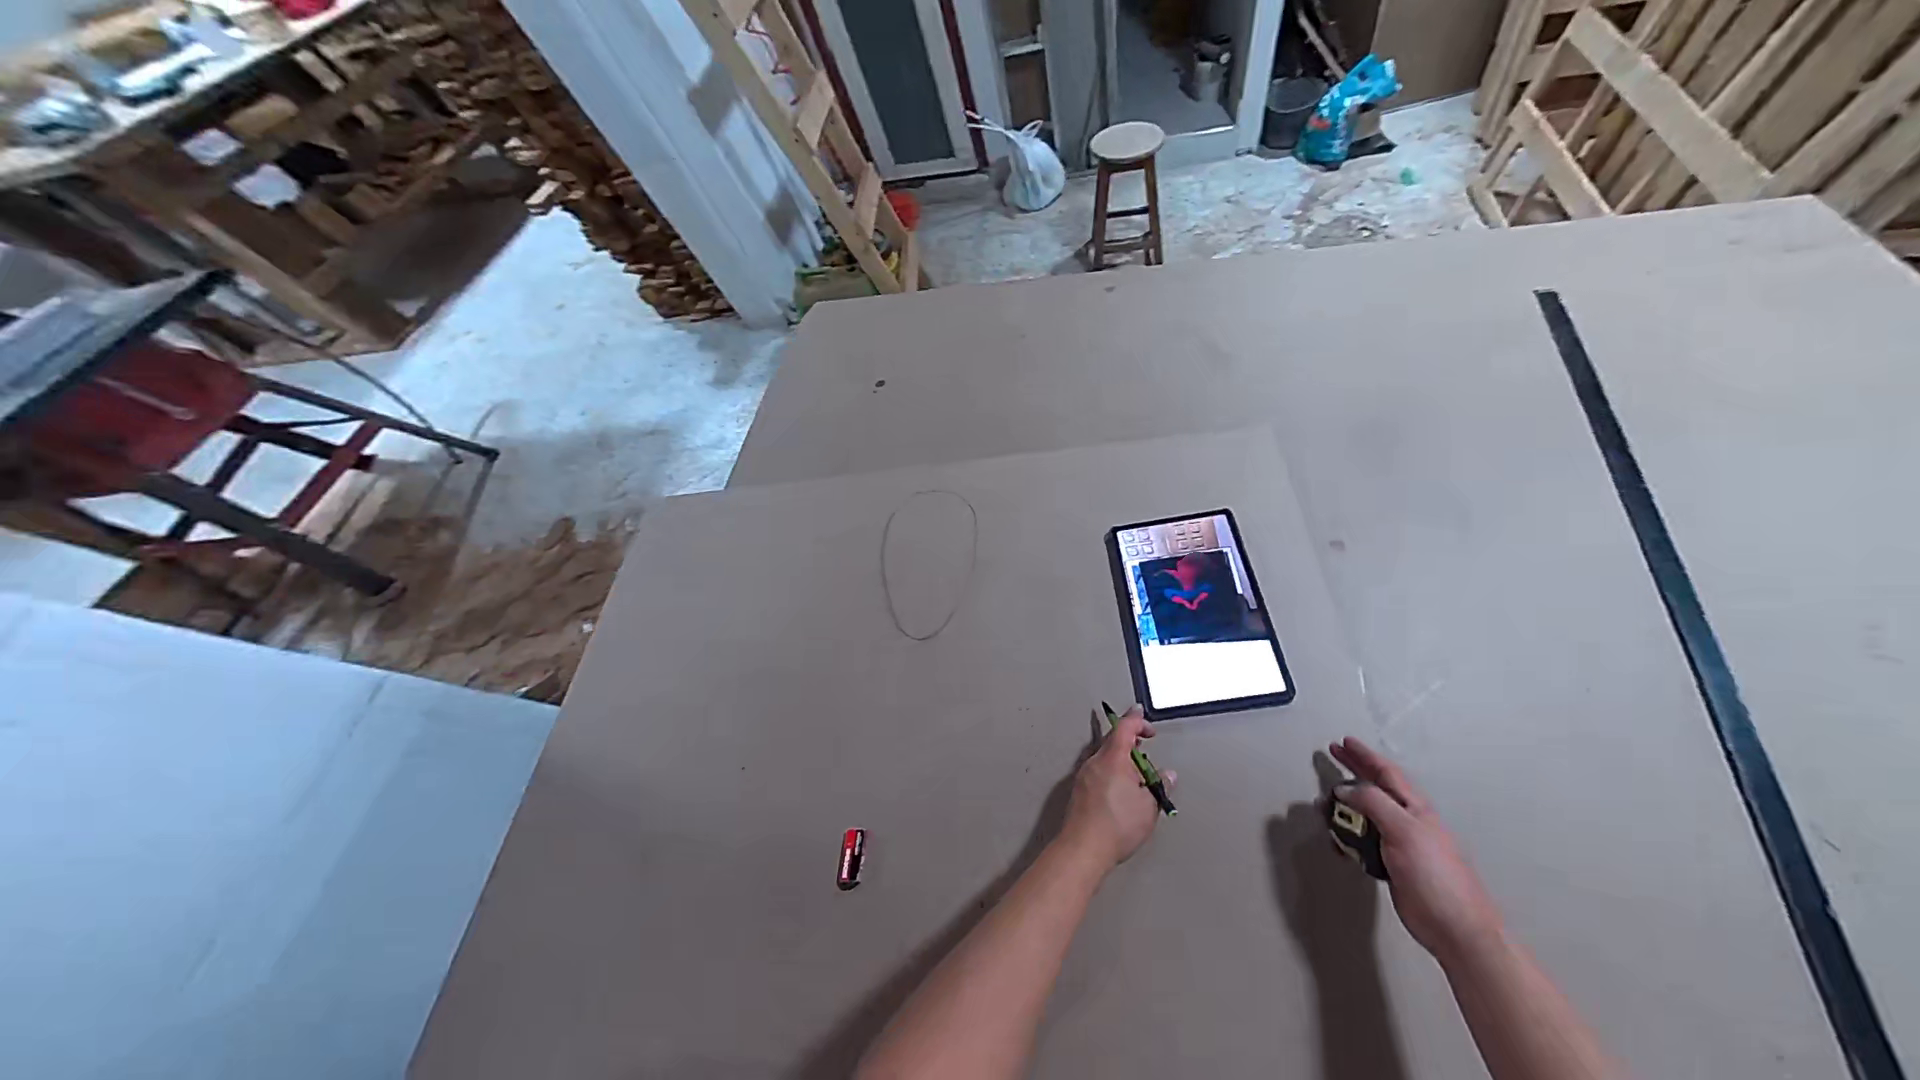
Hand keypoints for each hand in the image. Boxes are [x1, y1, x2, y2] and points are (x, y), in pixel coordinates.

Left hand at [1060, 706, 1174, 868]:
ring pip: (1105, 756)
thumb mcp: (1149, 806)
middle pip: (1112, 740)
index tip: (1143, 717)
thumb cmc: (1114, 827)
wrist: (1083, 848)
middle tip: (1144, 746)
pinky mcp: (1079, 789)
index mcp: (1113, 759)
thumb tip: (1167, 777)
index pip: (1124, 727)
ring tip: (1137, 775)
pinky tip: (1121, 790)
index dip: (1136, 719)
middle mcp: (1095, 762)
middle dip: (1131, 740)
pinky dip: (1111, 771)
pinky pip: (1098, 770)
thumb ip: (1160, 787)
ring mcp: (1084, 775)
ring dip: (1121, 758)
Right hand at [1329, 737, 1504, 964]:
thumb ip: (1374, 804)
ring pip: (1367, 814)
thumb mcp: (1405, 831)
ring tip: (1328, 802)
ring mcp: (1401, 844)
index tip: (1344, 743)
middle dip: (1355, 769)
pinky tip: (1341, 836)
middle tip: (1335, 755)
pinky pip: (1364, 840)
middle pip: (1376, 788)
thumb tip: (1345, 790)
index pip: (1386, 773)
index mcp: (1416, 809)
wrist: (1456, 929)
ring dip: (1346, 805)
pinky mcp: (1392, 865)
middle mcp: (1409, 822)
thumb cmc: (1438, 880)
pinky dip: (1348, 833)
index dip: (1364, 756)